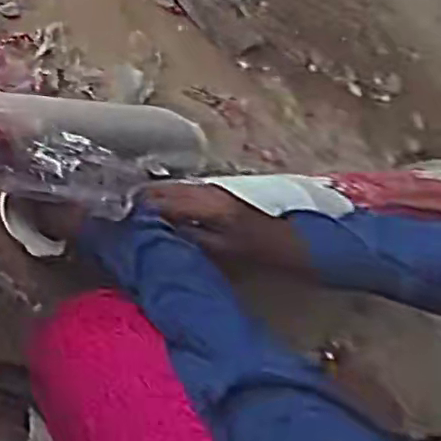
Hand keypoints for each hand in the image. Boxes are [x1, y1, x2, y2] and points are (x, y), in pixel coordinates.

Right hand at [140, 182, 310, 271]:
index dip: (134, 210)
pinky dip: (170, 200)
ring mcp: (211, 188)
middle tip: (126, 217)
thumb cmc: (272, 252)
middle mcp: (202, 190)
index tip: (121, 220)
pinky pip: (183, 191)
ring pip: (169, 189)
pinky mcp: (219, 192)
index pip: (154, 201)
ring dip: (154, 200)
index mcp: (201, 203)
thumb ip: (188, 235)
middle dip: (140, 201)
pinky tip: (169, 213)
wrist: (319, 243)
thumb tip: (156, 229)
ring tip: (144, 215)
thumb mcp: (227, 250)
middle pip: (158, 190)